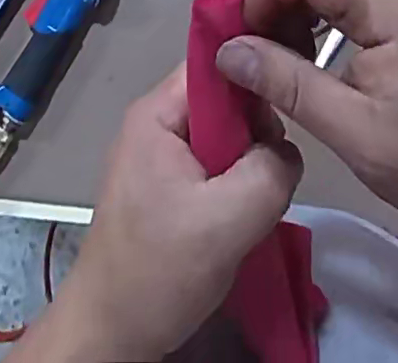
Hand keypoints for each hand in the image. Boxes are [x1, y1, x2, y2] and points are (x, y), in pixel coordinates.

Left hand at [12, 65, 302, 361]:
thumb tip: (286, 148)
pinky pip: (211, 163)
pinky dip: (233, 182)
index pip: (211, 67)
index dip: (250, 80)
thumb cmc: (158, 269)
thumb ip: (269, 172)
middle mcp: (154, 122)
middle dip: (252, 129)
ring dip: (245, 161)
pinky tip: (241, 212)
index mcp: (156, 113)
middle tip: (271, 169)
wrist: (111, 330)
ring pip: (220, 135)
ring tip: (255, 198)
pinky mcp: (165, 183)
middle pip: (218, 100)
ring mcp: (157, 153)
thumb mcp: (226, 221)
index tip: (283, 110)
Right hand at [217, 0, 397, 244]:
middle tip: (242, 55)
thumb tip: (227, 50)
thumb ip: (289, 84)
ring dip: (287, 21)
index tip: (232, 35)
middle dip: (267, 7)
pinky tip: (302, 66)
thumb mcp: (357, 132)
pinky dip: (312, 32)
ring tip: (267, 65)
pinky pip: (343, 13)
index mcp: (388, 5)